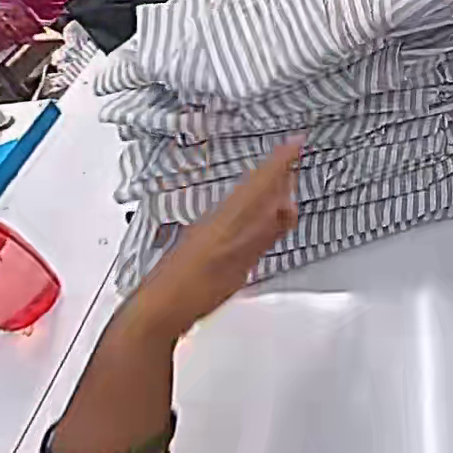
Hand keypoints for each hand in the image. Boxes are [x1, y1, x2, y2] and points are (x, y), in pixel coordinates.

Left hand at [117, 139, 302, 344]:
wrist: (155, 312)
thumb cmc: (194, 287)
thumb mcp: (239, 260)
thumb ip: (265, 231)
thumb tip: (289, 205)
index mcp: (231, 215)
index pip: (262, 179)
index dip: (281, 160)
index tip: (297, 141)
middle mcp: (221, 216)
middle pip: (253, 184)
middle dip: (275, 168)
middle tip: (293, 154)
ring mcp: (212, 229)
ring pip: (245, 197)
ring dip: (265, 185)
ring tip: (280, 179)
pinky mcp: (208, 243)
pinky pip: (238, 212)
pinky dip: (253, 205)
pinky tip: (254, 214)